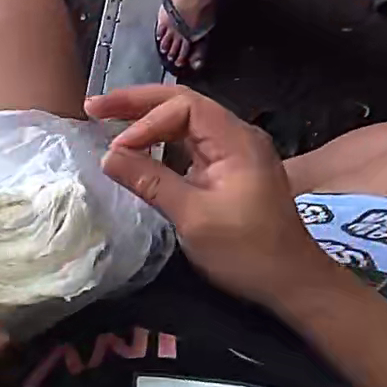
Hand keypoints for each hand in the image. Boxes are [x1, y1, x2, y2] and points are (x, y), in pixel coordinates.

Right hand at [88, 85, 334, 312]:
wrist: (293, 283)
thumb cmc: (247, 252)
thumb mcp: (194, 218)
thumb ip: (150, 182)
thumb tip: (107, 156)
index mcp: (236, 140)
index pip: (184, 107)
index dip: (145, 121)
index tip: (117, 149)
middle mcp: (236, 136)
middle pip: (182, 103)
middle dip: (137, 103)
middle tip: (94, 107)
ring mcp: (233, 152)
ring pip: (184, 121)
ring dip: (146, 119)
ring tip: (106, 119)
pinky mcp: (227, 169)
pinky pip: (188, 143)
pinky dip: (159, 141)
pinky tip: (136, 147)